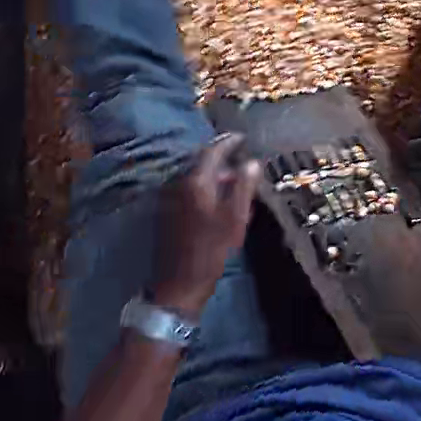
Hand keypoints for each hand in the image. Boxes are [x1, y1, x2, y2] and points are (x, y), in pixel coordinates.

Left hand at [151, 133, 260, 314]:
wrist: (180, 283)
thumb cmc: (211, 250)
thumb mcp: (235, 218)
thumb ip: (243, 187)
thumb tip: (251, 162)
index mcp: (196, 182)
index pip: (212, 151)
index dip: (228, 142)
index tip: (242, 138)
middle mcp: (179, 184)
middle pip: (202, 162)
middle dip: (222, 158)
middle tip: (242, 159)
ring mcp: (171, 198)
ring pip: (196, 177)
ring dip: (214, 174)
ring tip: (235, 180)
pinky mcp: (168, 212)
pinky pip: (190, 190)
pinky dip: (205, 187)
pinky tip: (219, 198)